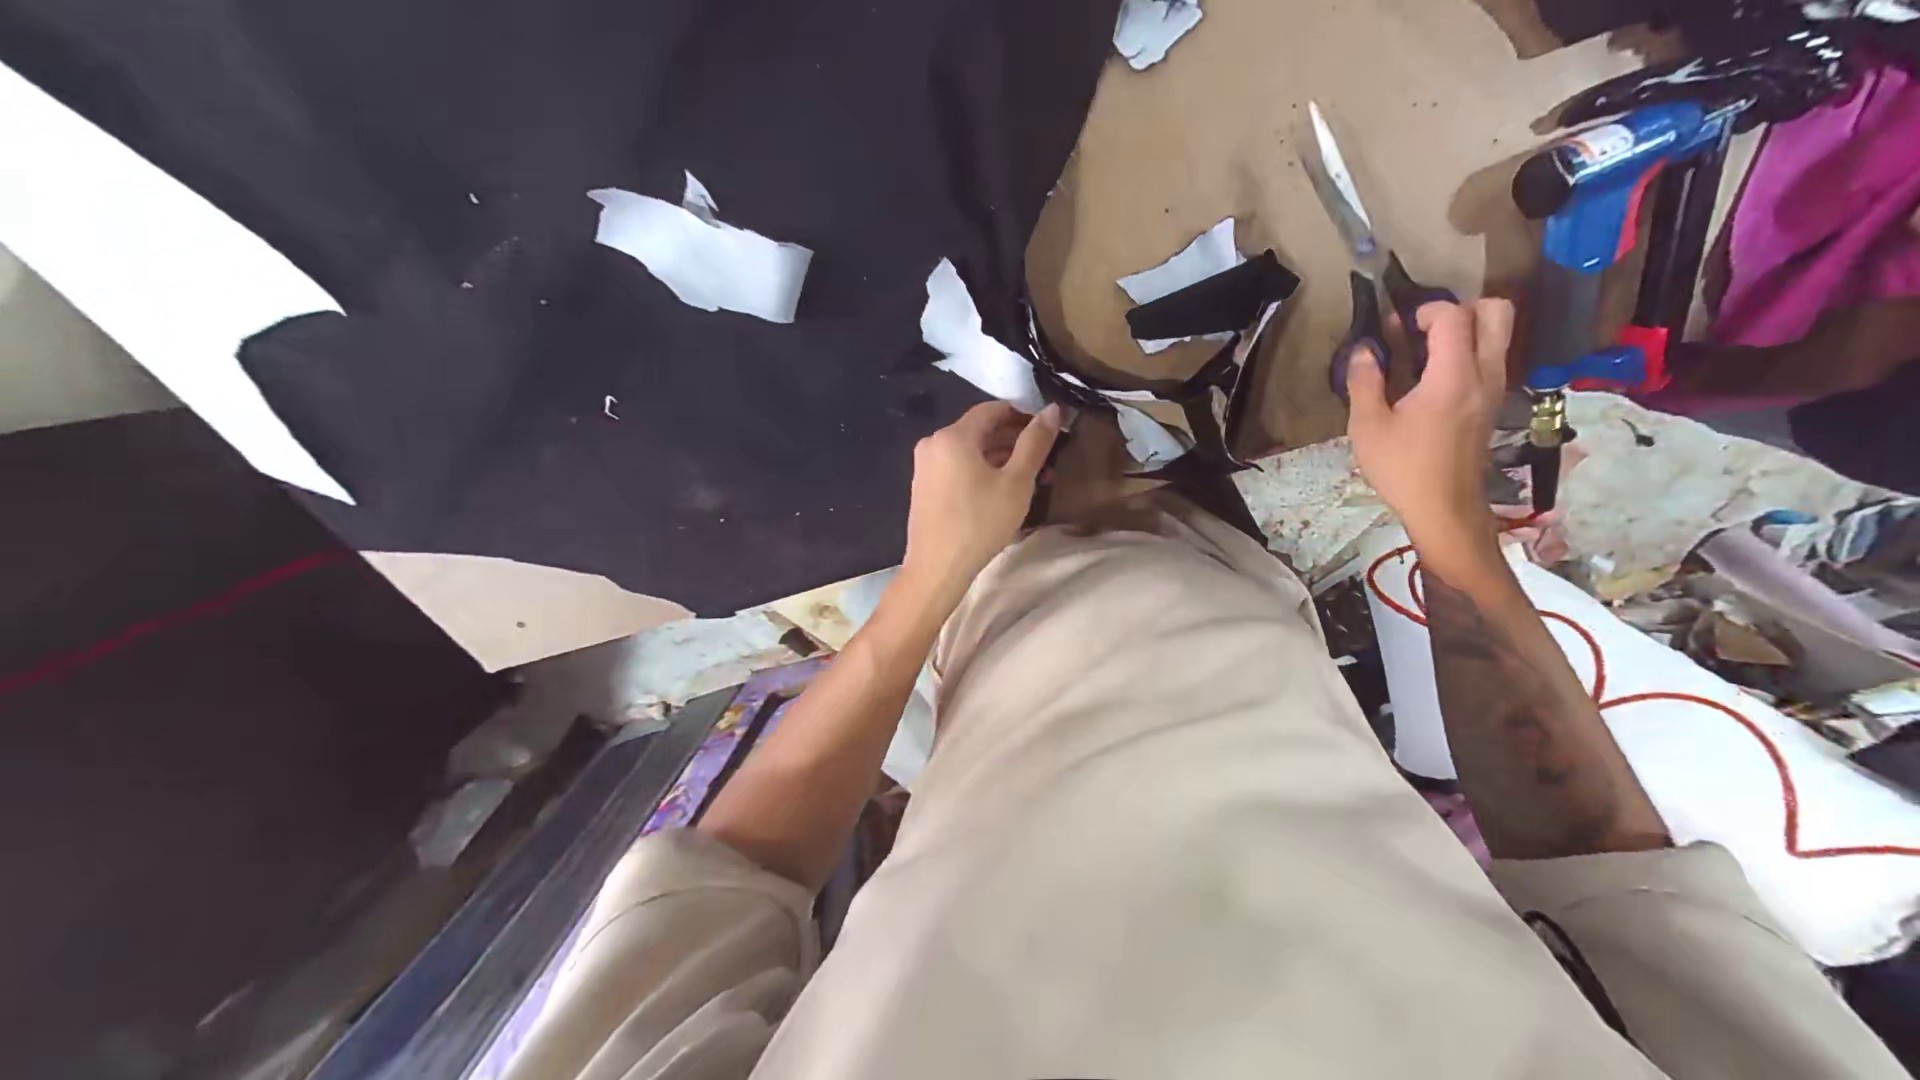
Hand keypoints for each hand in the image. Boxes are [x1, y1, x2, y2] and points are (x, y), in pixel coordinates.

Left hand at [901, 401, 1061, 607]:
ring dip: (1002, 458)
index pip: (993, 409)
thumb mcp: (1016, 482)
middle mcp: (934, 443)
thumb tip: (1052, 409)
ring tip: (1032, 477)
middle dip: (1015, 439)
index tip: (1048, 430)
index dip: (1023, 414)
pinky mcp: (924, 487)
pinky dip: (982, 471)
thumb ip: (1035, 442)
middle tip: (1046, 458)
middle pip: (981, 429)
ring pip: (971, 451)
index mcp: (953, 436)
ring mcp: (925, 466)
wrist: (937, 568)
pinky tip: (1004, 489)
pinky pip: (958, 467)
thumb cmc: (980, 523)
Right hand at [1346, 299, 1513, 581]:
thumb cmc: (1402, 468)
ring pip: (1499, 334)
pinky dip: (1469, 351)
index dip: (1426, 310)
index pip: (1454, 317)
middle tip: (1424, 327)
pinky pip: (1491, 358)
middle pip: (1496, 312)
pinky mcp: (1493, 404)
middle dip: (1461, 307)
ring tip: (1425, 350)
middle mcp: (1485, 374)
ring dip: (1467, 329)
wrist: (1444, 507)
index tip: (1397, 324)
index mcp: (1453, 376)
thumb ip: (1365, 383)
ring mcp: (1495, 389)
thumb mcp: (1368, 427)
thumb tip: (1364, 351)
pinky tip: (1433, 375)